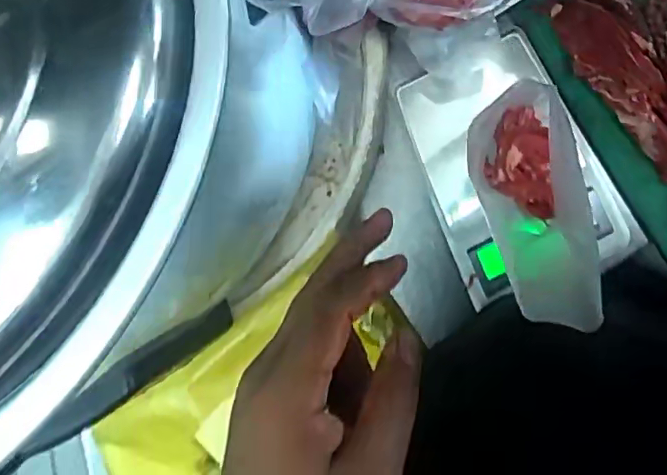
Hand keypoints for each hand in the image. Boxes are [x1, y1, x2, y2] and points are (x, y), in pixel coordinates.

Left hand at [224, 209, 420, 474]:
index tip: (403, 259)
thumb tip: (405, 335)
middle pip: (311, 294)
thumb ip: (393, 399)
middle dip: (349, 253)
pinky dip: (340, 359)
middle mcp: (266, 369)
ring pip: (313, 326)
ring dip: (352, 336)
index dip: (367, 276)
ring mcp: (261, 383)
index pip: (328, 307)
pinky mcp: (265, 398)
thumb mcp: (369, 472)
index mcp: (285, 384)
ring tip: (363, 420)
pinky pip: (308, 355)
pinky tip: (351, 415)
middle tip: (385, 218)